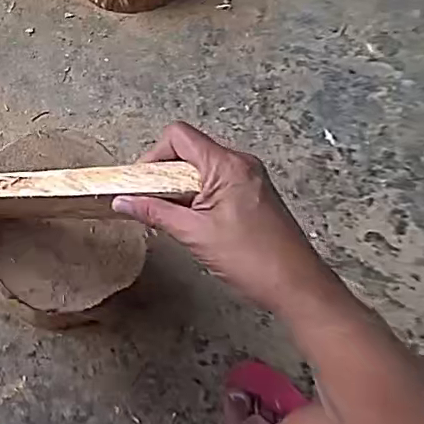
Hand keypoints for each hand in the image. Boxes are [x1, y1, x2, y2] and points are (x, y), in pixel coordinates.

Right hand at [114, 122, 342, 317]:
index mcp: (226, 165)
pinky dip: (199, 195)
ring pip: (201, 167)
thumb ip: (154, 212)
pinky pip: (217, 180)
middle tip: (153, 204)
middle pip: (188, 150)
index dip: (153, 155)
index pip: (178, 136)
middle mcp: (240, 163)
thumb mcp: (194, 234)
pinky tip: (196, 222)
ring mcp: (250, 177)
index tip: (142, 183)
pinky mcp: (254, 192)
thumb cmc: (255, 261)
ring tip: (176, 218)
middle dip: (165, 175)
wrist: (299, 287)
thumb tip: (124, 201)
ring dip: (181, 187)